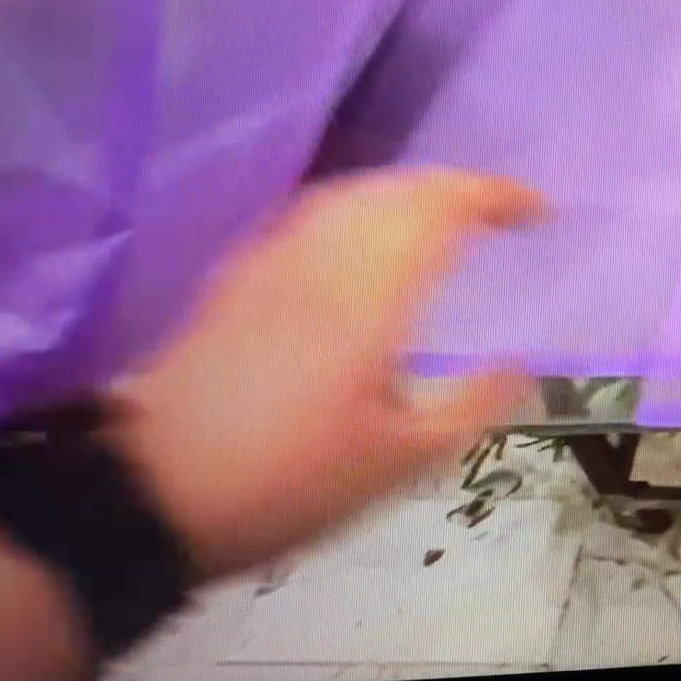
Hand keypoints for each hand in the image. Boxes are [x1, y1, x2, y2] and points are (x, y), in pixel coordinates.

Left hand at [108, 170, 541, 580]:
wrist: (141, 495)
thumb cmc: (287, 479)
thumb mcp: (401, 462)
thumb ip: (475, 404)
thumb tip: (527, 363)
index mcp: (373, 298)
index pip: (445, 211)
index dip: (498, 197)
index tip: (539, 210)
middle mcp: (328, 260)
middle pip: (405, 188)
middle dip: (465, 185)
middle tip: (507, 208)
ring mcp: (280, 259)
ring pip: (361, 190)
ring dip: (419, 188)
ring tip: (456, 209)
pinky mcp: (247, 271)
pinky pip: (321, 207)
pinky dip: (369, 200)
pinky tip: (376, 225)